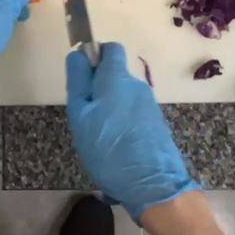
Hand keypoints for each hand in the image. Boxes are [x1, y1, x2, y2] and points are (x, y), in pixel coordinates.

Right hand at [64, 43, 198, 222]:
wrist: (153, 186)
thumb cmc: (108, 149)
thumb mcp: (81, 115)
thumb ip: (78, 81)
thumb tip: (78, 54)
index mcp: (117, 78)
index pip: (110, 48)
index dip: (94, 57)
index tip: (82, 80)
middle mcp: (137, 86)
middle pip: (114, 77)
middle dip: (98, 92)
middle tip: (85, 119)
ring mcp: (149, 107)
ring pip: (121, 99)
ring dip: (109, 113)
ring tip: (99, 142)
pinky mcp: (156, 125)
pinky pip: (132, 117)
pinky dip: (121, 128)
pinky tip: (114, 153)